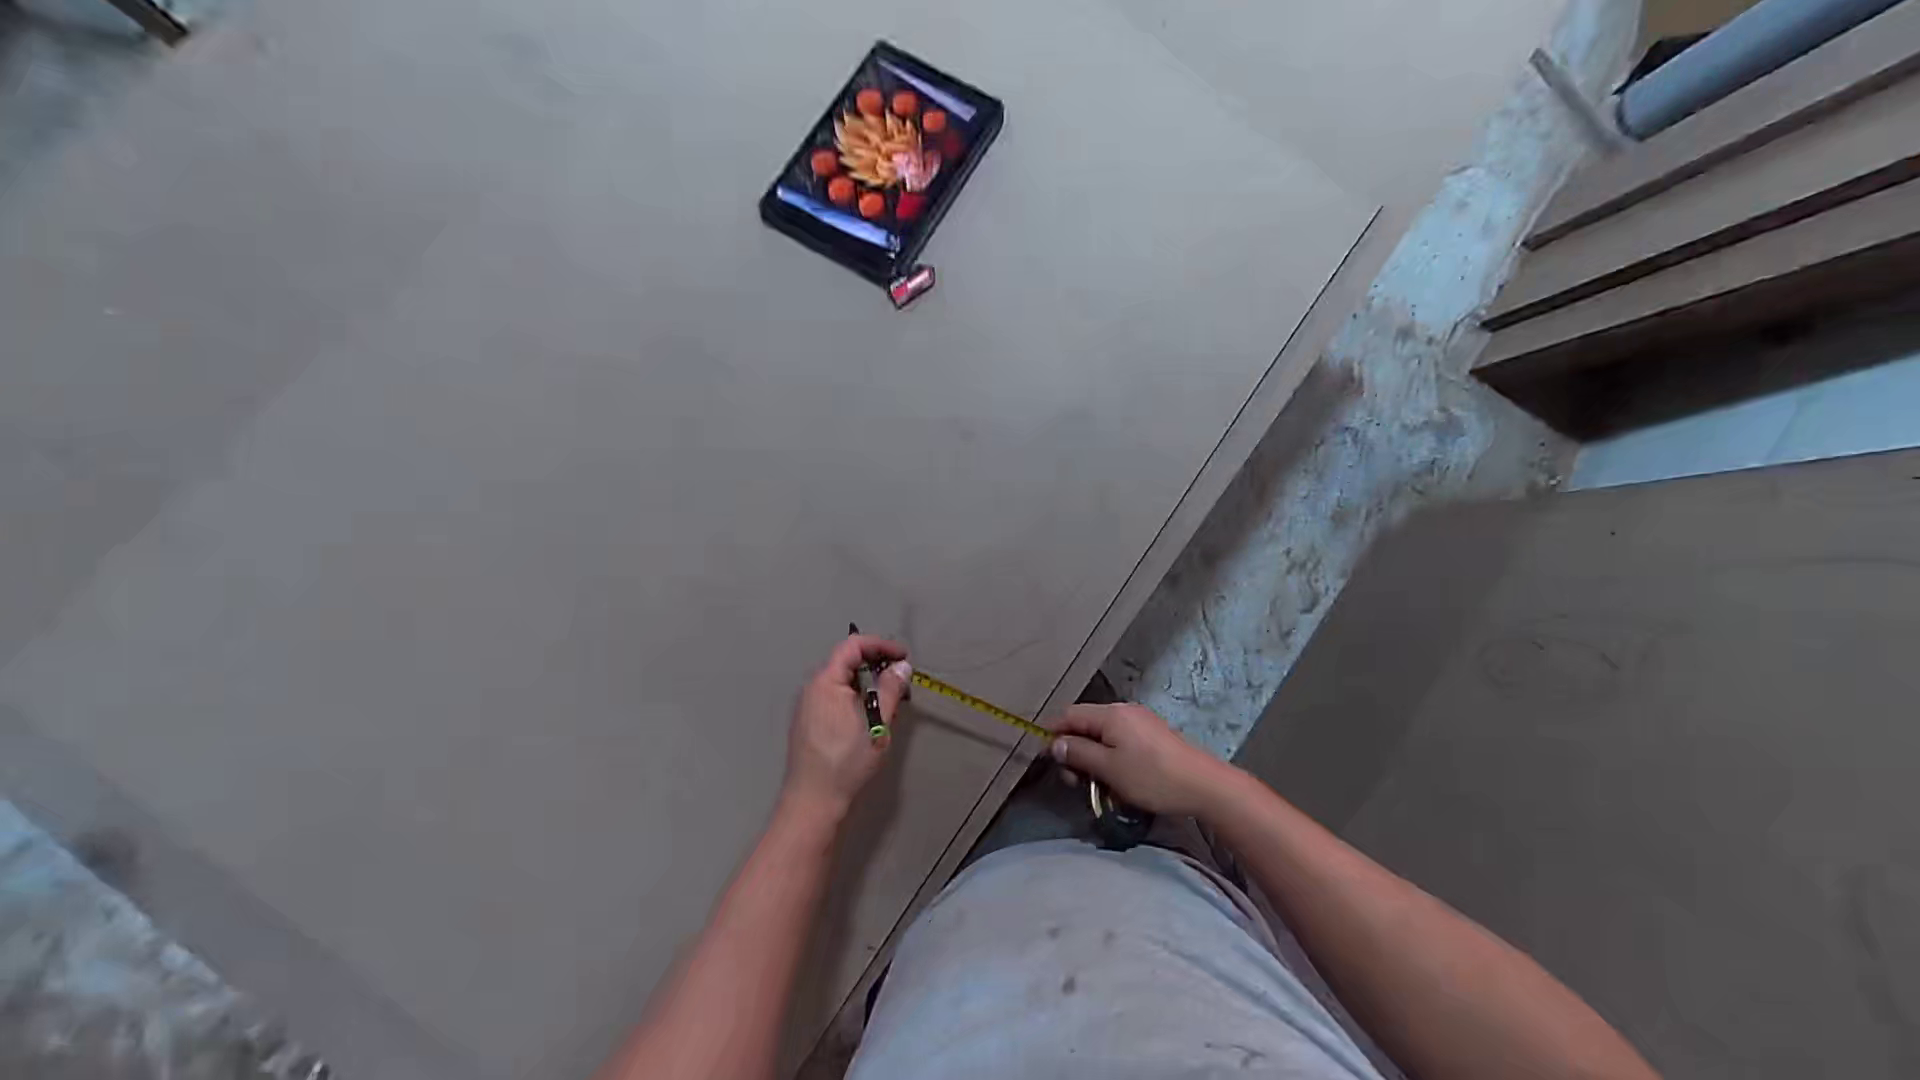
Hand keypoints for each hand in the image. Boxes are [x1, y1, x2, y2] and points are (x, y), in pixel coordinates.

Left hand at [782, 633, 910, 819]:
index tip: (904, 657)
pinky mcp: (810, 722)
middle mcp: (813, 688)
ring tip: (890, 700)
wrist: (813, 801)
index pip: (853, 646)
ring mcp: (808, 706)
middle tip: (901, 679)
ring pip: (842, 681)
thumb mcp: (876, 722)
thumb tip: (902, 666)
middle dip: (877, 664)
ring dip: (868, 683)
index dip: (881, 645)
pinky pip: (835, 697)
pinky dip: (856, 697)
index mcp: (825, 682)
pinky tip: (870, 716)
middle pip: (846, 661)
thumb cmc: (845, 761)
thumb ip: (891, 689)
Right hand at [1046, 703, 1236, 817]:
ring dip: (1093, 758)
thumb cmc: (1151, 776)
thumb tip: (1055, 744)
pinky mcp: (1152, 736)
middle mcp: (1124, 711)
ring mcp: (1140, 722)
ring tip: (1096, 785)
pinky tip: (1116, 779)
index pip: (1069, 715)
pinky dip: (1110, 758)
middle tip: (1075, 782)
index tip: (1046, 759)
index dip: (1053, 734)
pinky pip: (1120, 741)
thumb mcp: (1108, 768)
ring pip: (1102, 735)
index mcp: (1110, 713)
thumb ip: (1078, 753)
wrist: (1204, 786)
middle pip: (1085, 725)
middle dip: (1074, 751)